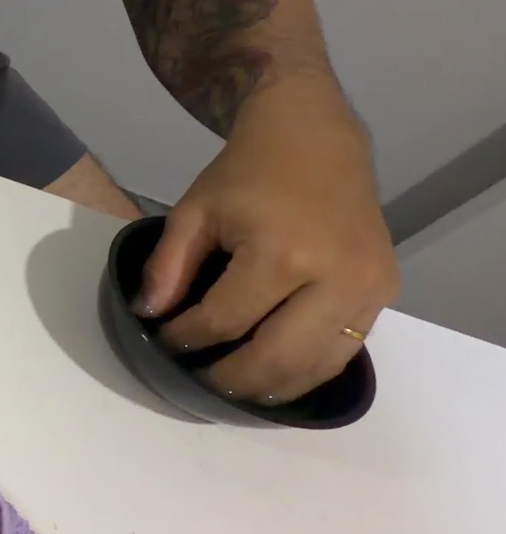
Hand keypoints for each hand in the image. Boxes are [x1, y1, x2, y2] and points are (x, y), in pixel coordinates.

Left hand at [140, 89, 397, 402]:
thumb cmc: (244, 176)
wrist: (314, 144)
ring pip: (322, 362)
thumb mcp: (192, 213)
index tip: (162, 341)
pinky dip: (309, 368)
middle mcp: (337, 279)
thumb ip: (168, 265)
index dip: (187, 336)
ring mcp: (371, 290)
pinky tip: (276, 374)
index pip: (225, 318)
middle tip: (197, 381)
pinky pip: (347, 346)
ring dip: (276, 384)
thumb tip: (148, 312)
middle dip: (234, 376)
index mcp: (282, 256)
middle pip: (281, 354)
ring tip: (233, 389)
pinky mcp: (386, 292)